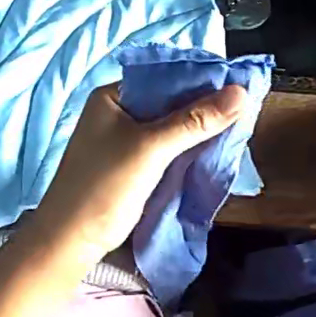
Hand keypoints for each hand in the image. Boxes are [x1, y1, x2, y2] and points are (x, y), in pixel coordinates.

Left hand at [30, 83, 247, 255]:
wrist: (71, 239)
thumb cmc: (103, 186)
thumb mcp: (151, 148)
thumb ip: (195, 121)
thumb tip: (241, 93)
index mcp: (111, 96)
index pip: (163, 78)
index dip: (199, 81)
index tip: (239, 87)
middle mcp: (115, 112)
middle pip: (168, 103)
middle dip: (202, 108)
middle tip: (244, 109)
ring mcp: (122, 140)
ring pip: (169, 127)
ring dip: (197, 130)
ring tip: (237, 127)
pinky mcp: (130, 165)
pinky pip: (165, 148)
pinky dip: (187, 149)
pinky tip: (213, 150)